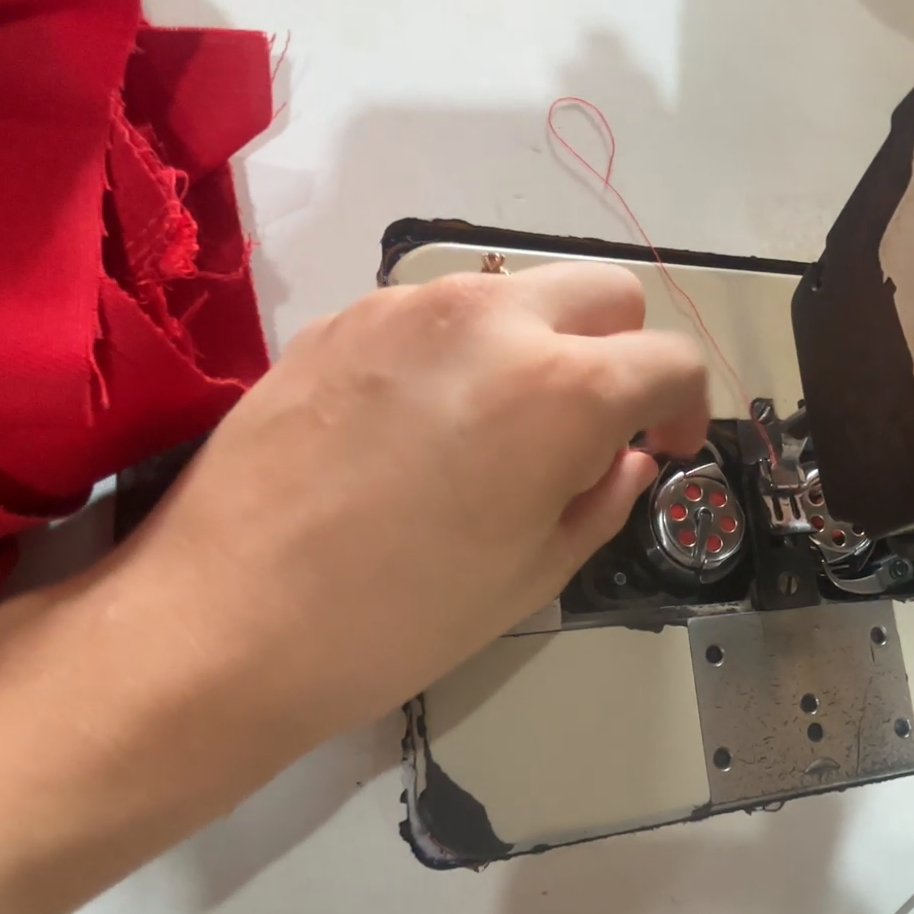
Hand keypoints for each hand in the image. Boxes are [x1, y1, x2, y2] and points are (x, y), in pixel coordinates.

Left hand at [93, 261, 709, 740]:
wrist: (225, 621)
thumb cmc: (402, 618)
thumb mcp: (536, 575)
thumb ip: (602, 499)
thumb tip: (629, 457)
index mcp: (560, 389)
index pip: (671, 359)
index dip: (688, 406)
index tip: (667, 447)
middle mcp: (491, 318)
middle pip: (607, 293)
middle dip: (624, 355)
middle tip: (595, 429)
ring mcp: (409, 306)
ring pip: (521, 293)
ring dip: (545, 347)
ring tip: (504, 429)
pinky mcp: (345, 316)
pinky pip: (442, 312)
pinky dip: (470, 351)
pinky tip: (428, 424)